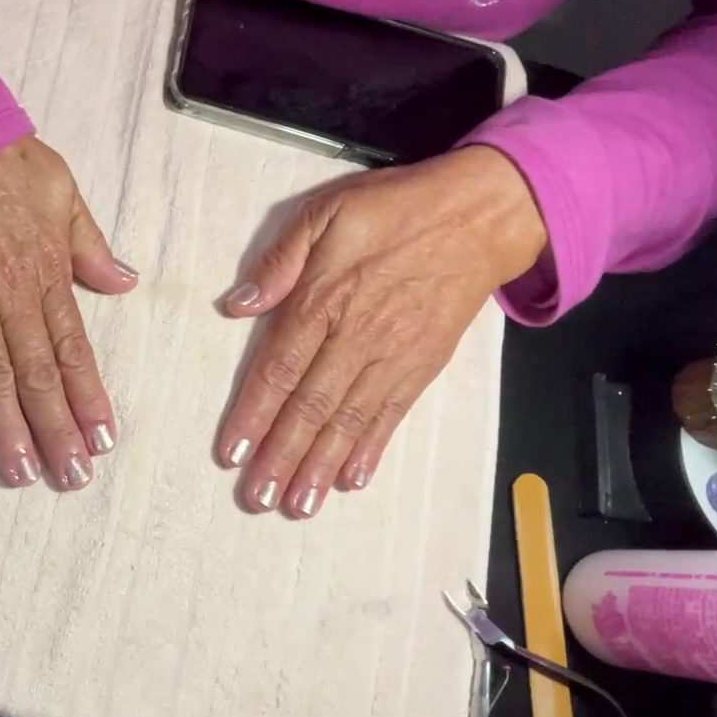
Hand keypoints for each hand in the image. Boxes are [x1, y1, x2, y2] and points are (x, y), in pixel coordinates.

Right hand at [0, 137, 137, 489]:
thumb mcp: (61, 189)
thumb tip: (124, 282)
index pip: (74, 350)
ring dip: (10, 430)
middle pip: (39, 377)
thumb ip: (89, 243)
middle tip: (74, 478)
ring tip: (26, 474)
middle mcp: (9, 297)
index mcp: (47, 273)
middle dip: (59, 431)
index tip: (104, 439)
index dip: (90, 398)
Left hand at [217, 145, 547, 516]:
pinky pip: (392, 414)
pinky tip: (351, 480)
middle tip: (257, 498)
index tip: (232, 454)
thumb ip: (280, 261)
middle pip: (309, 407)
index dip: (252, 415)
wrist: (485, 212)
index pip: (278, 369)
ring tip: (297, 506)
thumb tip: (237, 305)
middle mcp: (355, 338)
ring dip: (320, 466)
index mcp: (322, 302)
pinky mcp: (422, 365)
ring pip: (348, 420)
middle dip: (281, 457)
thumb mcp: (324, 212)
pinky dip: (370, 449)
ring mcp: (392, 356)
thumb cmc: (393, 210)